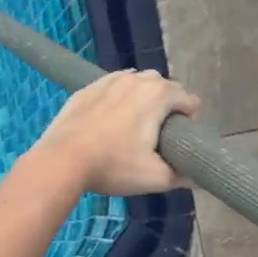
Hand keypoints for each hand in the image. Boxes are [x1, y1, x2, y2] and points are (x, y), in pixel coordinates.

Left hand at [30, 69, 198, 196]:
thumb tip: (197, 177)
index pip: (189, 101)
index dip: (188, 122)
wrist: (60, 161)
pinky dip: (114, 100)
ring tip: (131, 127)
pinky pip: (109, 89)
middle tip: (154, 137)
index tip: (176, 142)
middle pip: (163, 88)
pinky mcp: (84, 89)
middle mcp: (136, 79)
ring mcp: (107, 81)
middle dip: (165, 108)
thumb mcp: (155, 177)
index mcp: (159, 94)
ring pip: (135, 84)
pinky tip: (106, 121)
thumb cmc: (112, 166)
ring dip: (140, 100)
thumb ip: (182, 176)